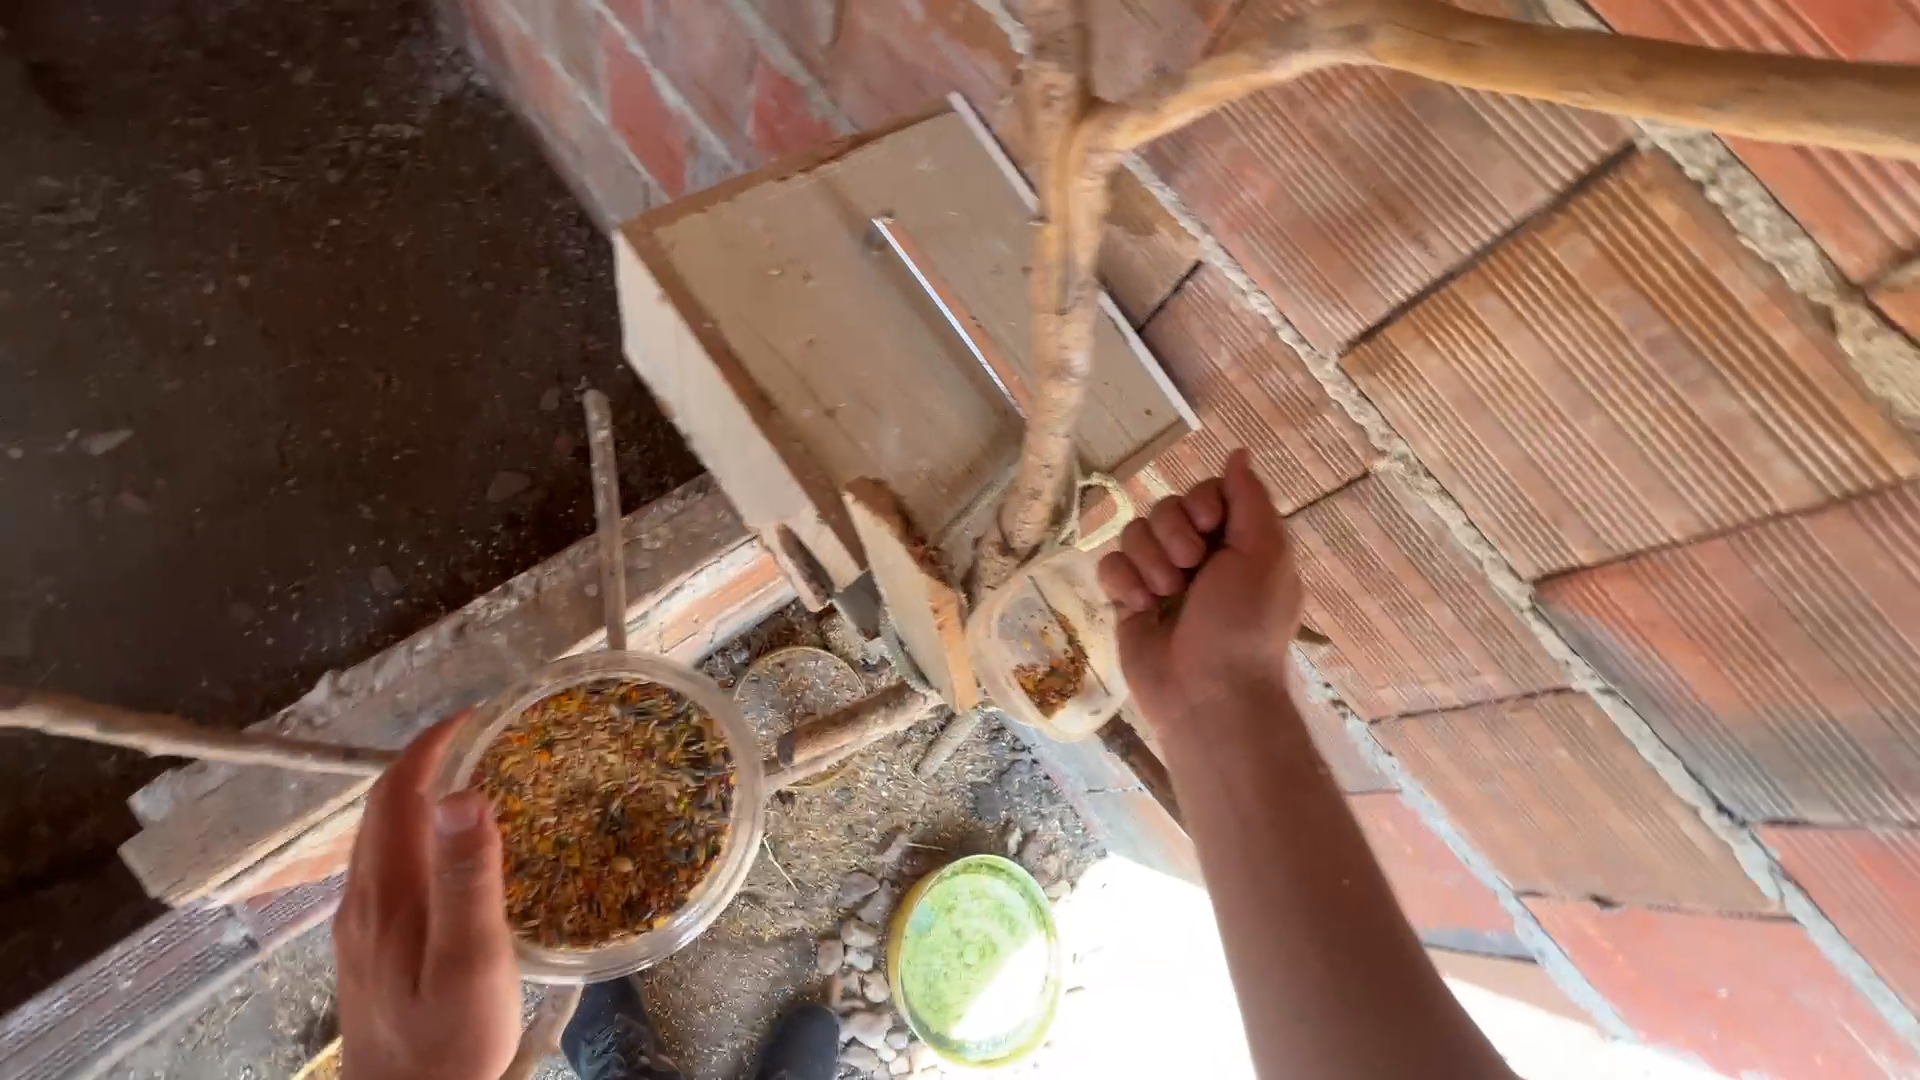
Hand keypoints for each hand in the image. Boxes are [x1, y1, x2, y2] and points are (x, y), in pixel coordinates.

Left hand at [336, 715, 520, 1079]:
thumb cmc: (451, 1037)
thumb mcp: (472, 957)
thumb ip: (466, 876)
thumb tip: (461, 794)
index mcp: (386, 893)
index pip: (396, 796)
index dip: (429, 747)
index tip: (475, 715)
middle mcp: (363, 900)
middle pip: (383, 811)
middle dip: (427, 761)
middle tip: (487, 736)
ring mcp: (363, 926)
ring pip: (384, 838)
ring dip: (423, 794)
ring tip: (478, 774)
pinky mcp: (374, 946)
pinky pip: (392, 865)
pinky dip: (421, 831)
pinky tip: (455, 845)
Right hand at [1098, 449, 1303, 731]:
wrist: (1206, 692)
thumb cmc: (1244, 623)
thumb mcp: (1265, 554)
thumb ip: (1250, 499)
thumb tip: (1239, 452)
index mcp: (1236, 542)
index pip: (1205, 491)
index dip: (1199, 503)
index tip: (1208, 529)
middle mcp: (1197, 555)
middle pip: (1165, 508)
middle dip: (1171, 536)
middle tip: (1189, 570)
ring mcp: (1159, 576)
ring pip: (1133, 533)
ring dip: (1148, 563)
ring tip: (1165, 597)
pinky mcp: (1127, 599)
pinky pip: (1109, 564)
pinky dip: (1121, 582)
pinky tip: (1138, 607)